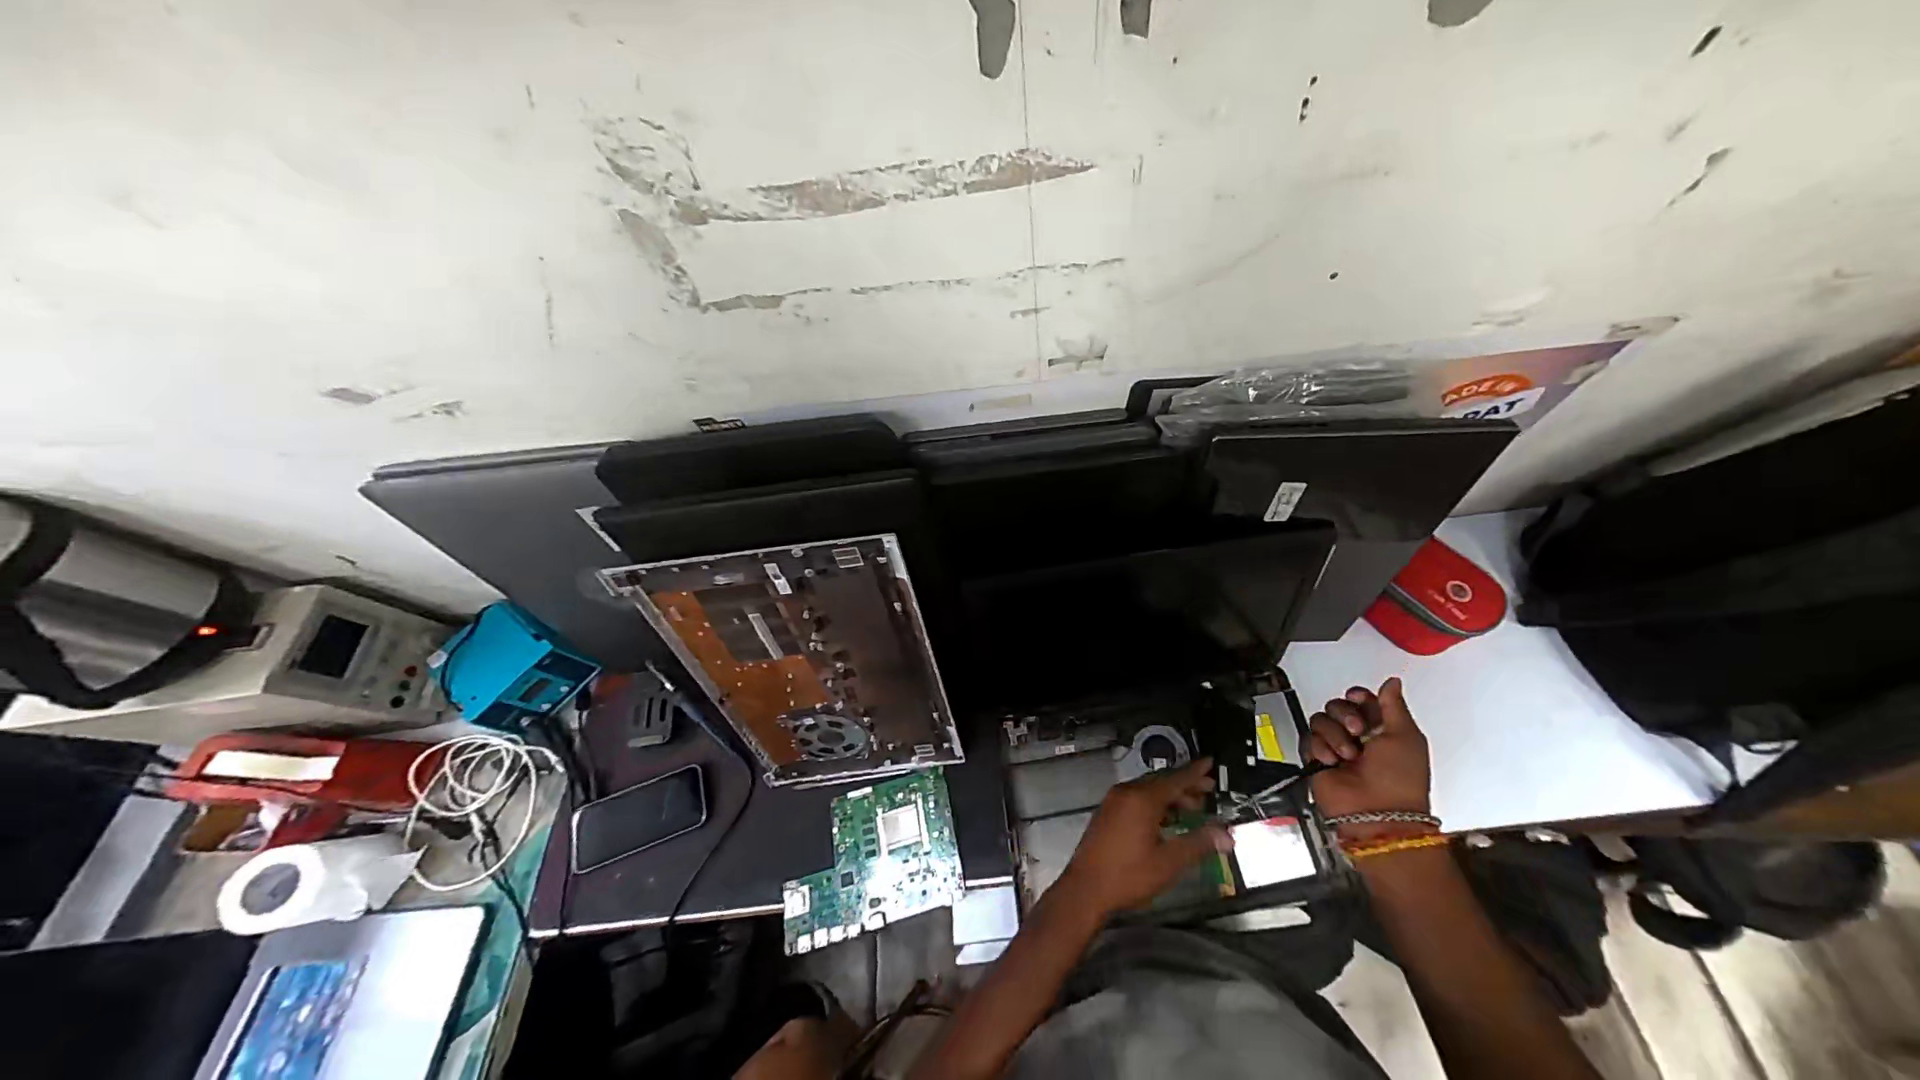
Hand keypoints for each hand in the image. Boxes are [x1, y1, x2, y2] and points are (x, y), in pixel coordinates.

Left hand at [1056, 758, 1230, 916]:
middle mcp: (1126, 793)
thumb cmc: (1128, 875)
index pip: (1175, 779)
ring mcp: (1113, 802)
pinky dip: (1154, 804)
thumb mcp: (1169, 861)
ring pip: (1147, 790)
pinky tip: (1166, 819)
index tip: (1210, 762)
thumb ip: (1198, 843)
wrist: (1085, 889)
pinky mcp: (1107, 814)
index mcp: (1141, 799)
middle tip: (1208, 790)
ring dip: (1170, 796)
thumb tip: (1226, 834)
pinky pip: (1135, 799)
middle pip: (1160, 782)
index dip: (1195, 772)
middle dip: (1185, 785)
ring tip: (1192, 808)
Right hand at [1308, 678, 1431, 838]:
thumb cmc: (1399, 780)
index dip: (1358, 696)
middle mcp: (1357, 737)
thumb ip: (1394, 706)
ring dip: (1334, 734)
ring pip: (1320, 719)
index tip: (1359, 699)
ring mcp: (1336, 747)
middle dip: (1345, 714)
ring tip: (1347, 754)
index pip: (1361, 699)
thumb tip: (1392, 682)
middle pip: (1337, 705)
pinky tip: (1333, 761)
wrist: (1377, 811)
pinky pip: (1308, 738)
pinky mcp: (1317, 759)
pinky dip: (1320, 748)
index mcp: (1382, 729)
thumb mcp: (1406, 736)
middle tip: (1357, 730)